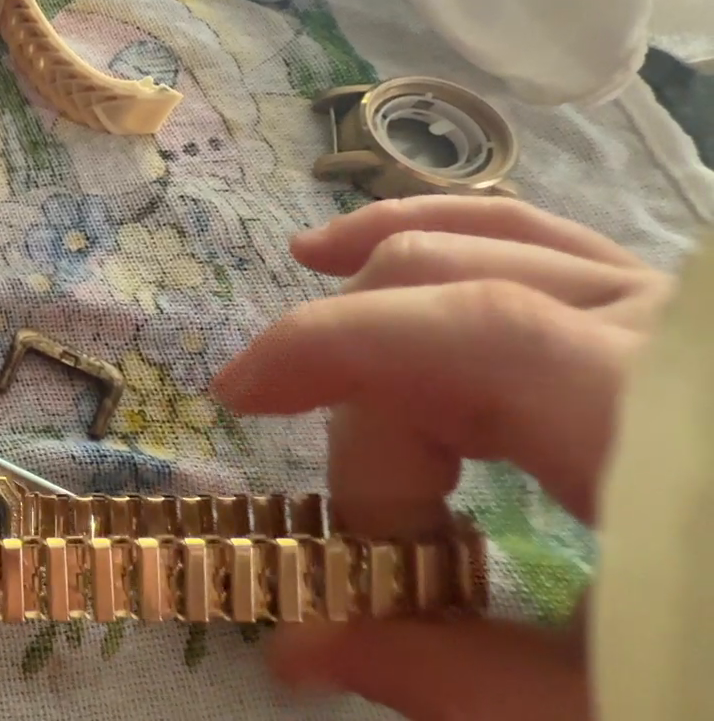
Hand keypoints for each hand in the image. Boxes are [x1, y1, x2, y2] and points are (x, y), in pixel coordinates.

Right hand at [212, 196, 672, 720]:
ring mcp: (675, 314)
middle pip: (434, 294)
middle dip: (364, 399)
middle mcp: (667, 332)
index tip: (240, 411)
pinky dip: (440, 237)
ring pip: (478, 241)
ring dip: (369, 278)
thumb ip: (465, 680)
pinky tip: (365, 250)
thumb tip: (294, 649)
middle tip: (380, 525)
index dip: (312, 355)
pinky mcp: (671, 325)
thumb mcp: (651, 712)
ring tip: (300, 302)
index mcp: (660, 416)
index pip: (439, 332)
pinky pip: (534, 240)